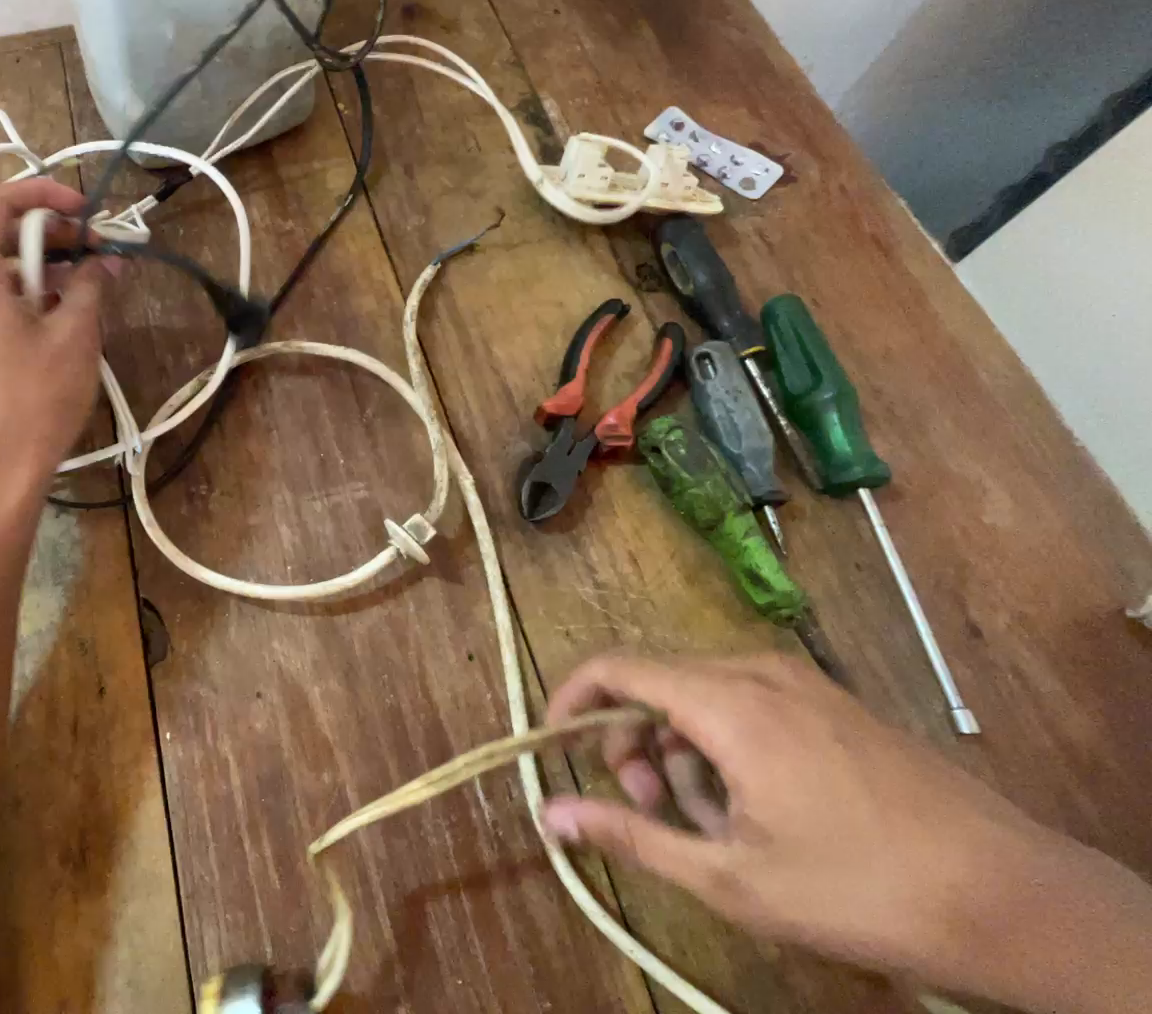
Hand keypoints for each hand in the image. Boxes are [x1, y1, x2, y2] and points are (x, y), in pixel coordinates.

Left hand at [0, 178, 120, 510]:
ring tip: (84, 289)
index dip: (44, 195)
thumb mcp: (73, 338)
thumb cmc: (34, 403)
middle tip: (96, 253)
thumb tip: (106, 261)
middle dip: (48, 236)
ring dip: (38, 269)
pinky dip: (19, 297)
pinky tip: (55, 319)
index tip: (87, 210)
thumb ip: (90, 286)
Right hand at [542, 654, 1151, 1012]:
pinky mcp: (831, 703)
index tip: (554, 746)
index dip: (570, 700)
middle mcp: (759, 673)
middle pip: (653, 682)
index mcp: (728, 704)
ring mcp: (802, 684)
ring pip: (696, 694)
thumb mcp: (729, 876)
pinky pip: (742, 702)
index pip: (615, 667)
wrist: (1022, 904)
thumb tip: (548, 813)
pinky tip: (751, 804)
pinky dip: (719, 744)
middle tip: (649, 806)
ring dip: (677, 749)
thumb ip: (629, 834)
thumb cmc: (860, 890)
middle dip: (629, 741)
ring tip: (709, 821)